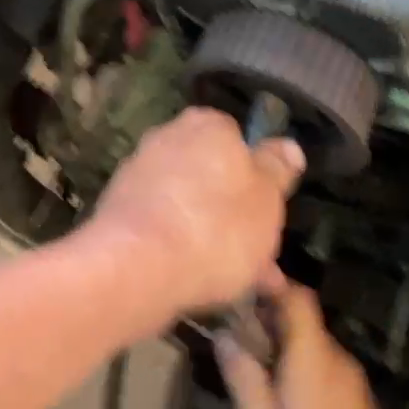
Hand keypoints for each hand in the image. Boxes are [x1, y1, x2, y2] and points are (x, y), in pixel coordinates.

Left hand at [84, 107, 304, 313]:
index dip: (257, 176)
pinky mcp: (121, 207)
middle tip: (260, 257)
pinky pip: (165, 223)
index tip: (270, 211)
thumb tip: (288, 145)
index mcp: (207, 125)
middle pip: (213, 173)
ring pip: (190, 202)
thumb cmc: (215, 226)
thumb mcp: (266, 200)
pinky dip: (181, 245)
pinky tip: (200, 282)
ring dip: (212, 234)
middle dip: (235, 211)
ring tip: (239, 283)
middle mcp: (169, 136)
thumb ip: (277, 171)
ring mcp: (140, 171)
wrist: (135, 265)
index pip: (238, 138)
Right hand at [215, 276, 373, 408]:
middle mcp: (339, 359)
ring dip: (289, 351)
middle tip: (240, 337)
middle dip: (273, 324)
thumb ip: (242, 375)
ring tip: (260, 369)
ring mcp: (356, 384)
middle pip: (305, 324)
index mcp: (314, 355)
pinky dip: (307, 372)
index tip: (242, 292)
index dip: (271, 286)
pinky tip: (289, 396)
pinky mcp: (361, 404)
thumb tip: (222, 335)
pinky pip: (330, 374)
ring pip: (317, 350)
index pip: (298, 296)